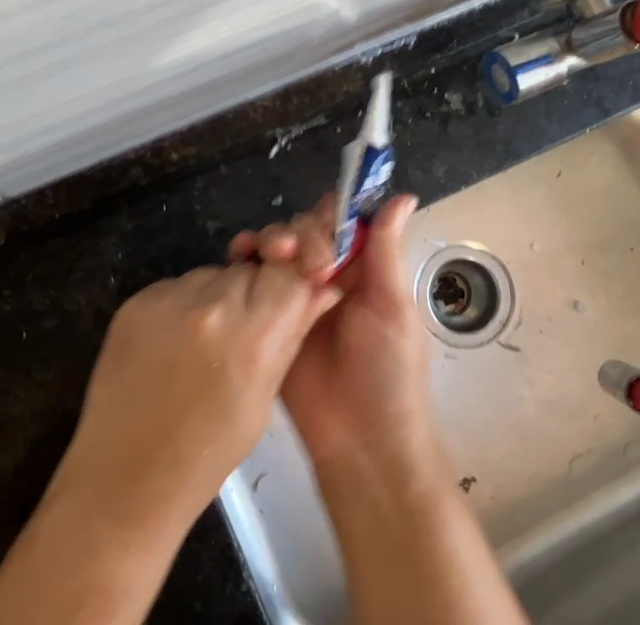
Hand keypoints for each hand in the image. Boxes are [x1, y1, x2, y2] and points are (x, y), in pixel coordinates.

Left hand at [53, 259, 342, 533]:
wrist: (126, 472)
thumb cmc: (208, 450)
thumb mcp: (264, 397)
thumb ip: (291, 335)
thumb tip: (323, 289)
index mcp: (253, 335)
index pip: (288, 274)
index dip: (290, 287)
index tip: (284, 306)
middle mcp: (211, 305)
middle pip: (249, 271)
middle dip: (253, 293)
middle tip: (241, 333)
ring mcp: (168, 300)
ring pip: (212, 275)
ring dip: (216, 298)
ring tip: (202, 345)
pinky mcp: (135, 301)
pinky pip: (176, 287)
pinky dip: (182, 306)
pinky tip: (173, 345)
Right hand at [228, 194, 436, 468]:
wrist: (358, 445)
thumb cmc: (389, 375)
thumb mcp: (394, 309)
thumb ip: (386, 252)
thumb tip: (403, 195)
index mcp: (364, 273)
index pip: (342, 225)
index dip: (329, 212)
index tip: (321, 216)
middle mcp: (328, 280)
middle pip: (304, 234)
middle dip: (296, 231)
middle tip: (294, 252)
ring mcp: (294, 301)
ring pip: (276, 254)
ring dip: (268, 240)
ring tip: (264, 251)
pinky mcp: (266, 322)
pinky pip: (251, 284)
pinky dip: (243, 264)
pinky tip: (237, 256)